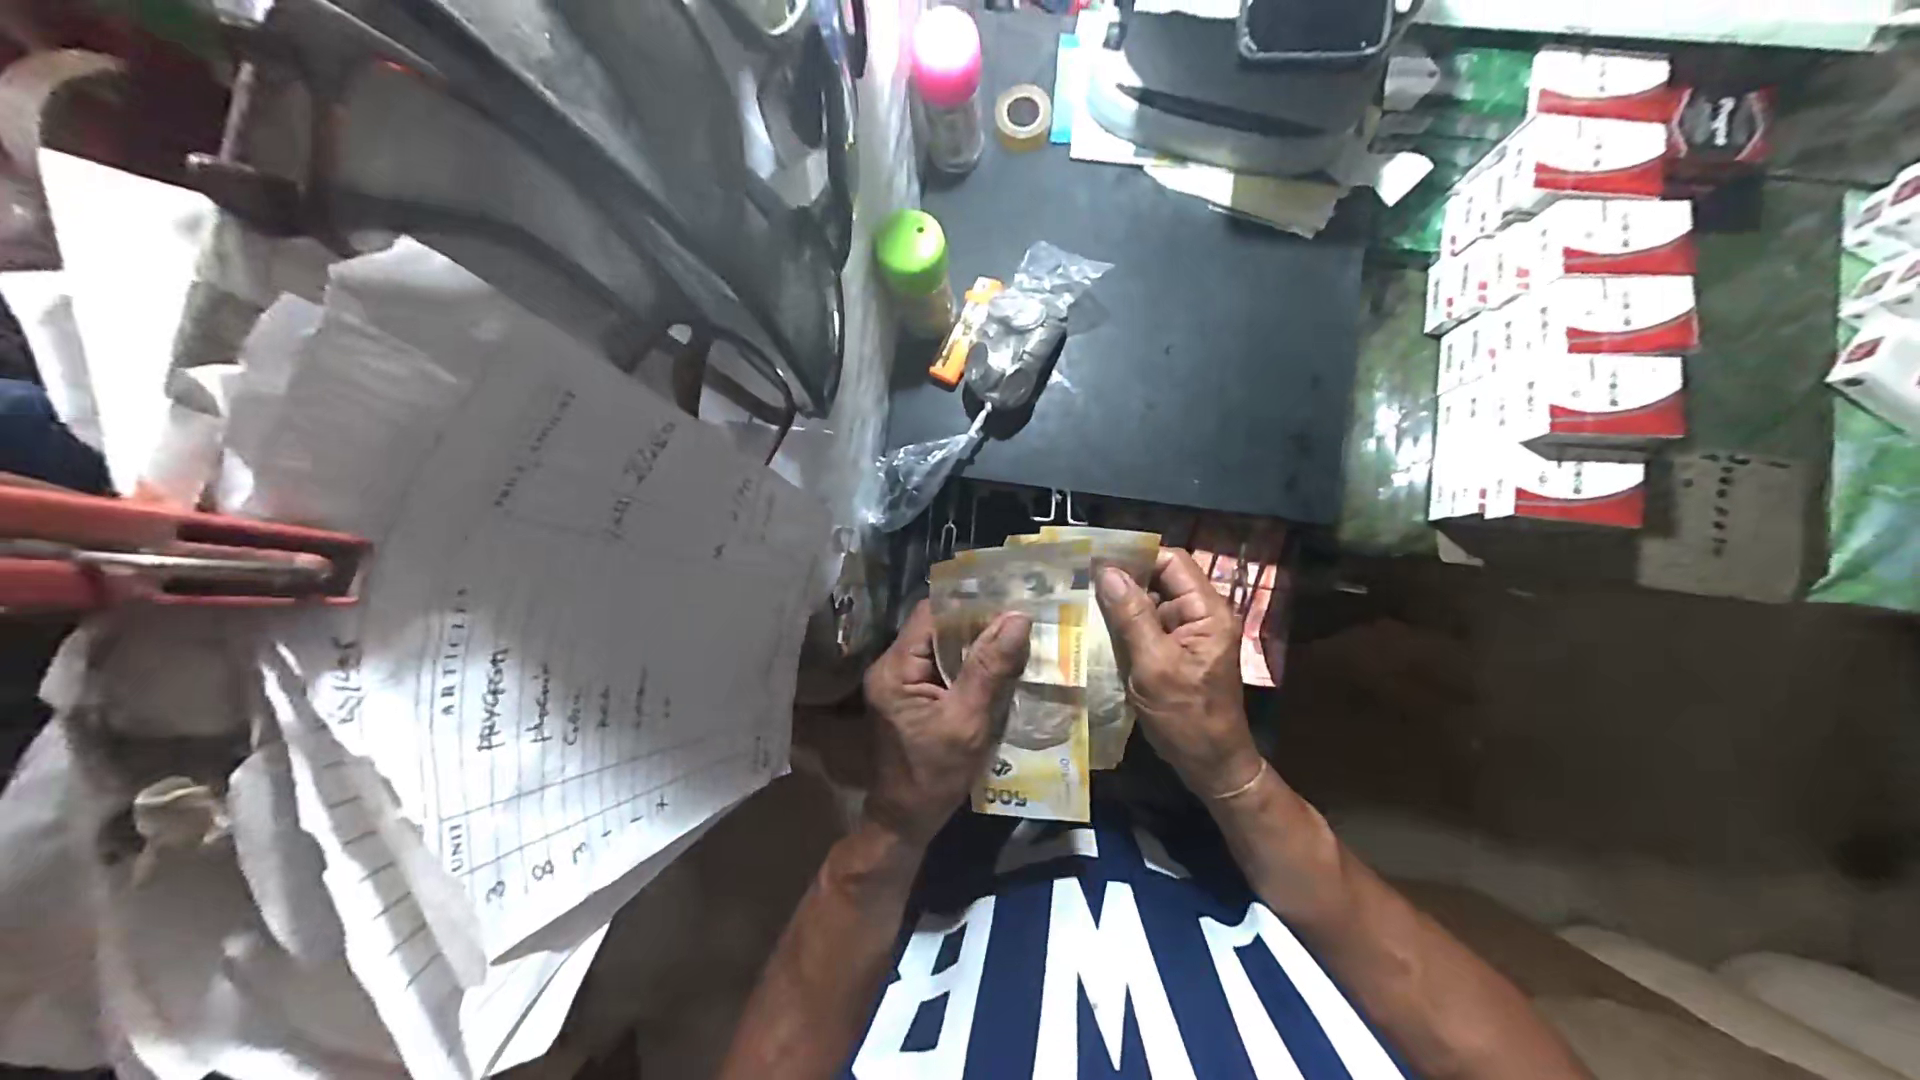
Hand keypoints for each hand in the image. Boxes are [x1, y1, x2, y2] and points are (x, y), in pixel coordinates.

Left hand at [862, 600, 1030, 845]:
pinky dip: (968, 661)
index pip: (930, 614)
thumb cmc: (935, 774)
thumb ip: (989, 668)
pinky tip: (997, 662)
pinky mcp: (911, 693)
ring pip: (941, 643)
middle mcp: (891, 666)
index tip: (1007, 599)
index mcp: (895, 669)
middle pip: (935, 625)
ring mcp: (899, 680)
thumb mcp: (968, 720)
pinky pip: (941, 663)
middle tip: (1018, 616)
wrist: (907, 818)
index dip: (968, 604)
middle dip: (977, 621)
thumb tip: (1017, 618)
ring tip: (1014, 634)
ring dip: (975, 641)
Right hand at [1094, 548, 1263, 797]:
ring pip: (1148, 602)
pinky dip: (1121, 625)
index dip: (1135, 556)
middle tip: (1078, 579)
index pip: (1172, 562)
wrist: (1209, 764)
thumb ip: (1132, 616)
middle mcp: (1200, 615)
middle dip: (1121, 579)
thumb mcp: (1154, 665)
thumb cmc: (1187, 716)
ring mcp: (1186, 633)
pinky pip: (1145, 626)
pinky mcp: (1172, 651)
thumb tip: (1106, 571)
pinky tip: (1092, 627)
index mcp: (1207, 611)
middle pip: (1158, 579)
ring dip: (1118, 603)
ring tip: (1079, 599)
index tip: (1095, 559)